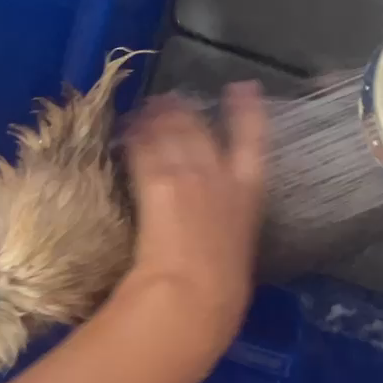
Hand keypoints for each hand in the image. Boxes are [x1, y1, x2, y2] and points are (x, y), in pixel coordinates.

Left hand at [118, 83, 268, 352]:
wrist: (194, 293)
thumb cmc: (224, 292)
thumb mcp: (238, 257)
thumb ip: (228, 233)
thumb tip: (219, 240)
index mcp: (249, 194)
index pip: (254, 141)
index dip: (247, 112)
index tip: (243, 89)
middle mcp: (219, 175)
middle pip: (202, 131)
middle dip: (188, 112)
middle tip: (173, 99)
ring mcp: (186, 175)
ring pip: (171, 133)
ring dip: (159, 117)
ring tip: (149, 106)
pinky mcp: (155, 182)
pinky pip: (144, 149)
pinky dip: (136, 135)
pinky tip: (128, 127)